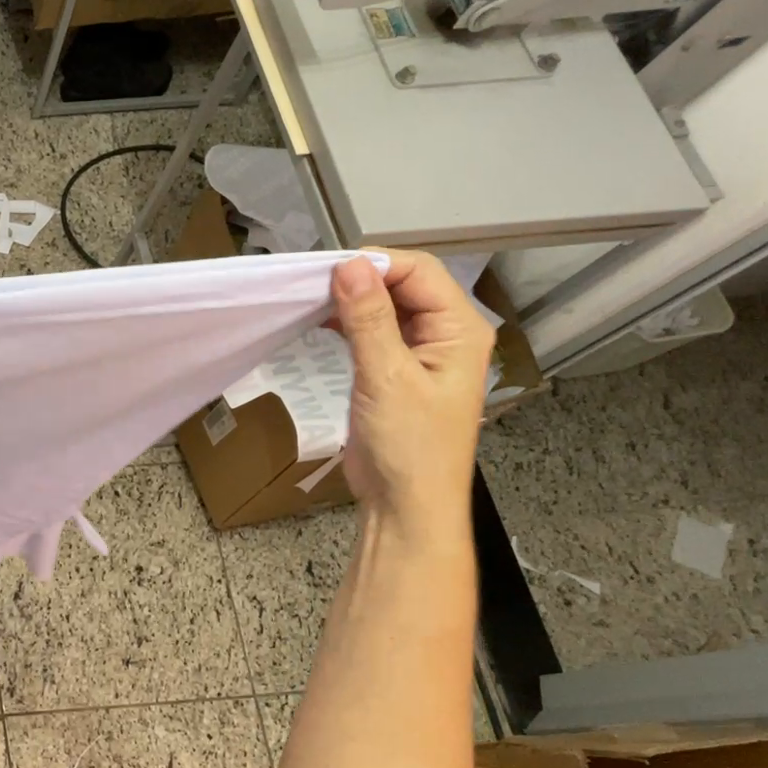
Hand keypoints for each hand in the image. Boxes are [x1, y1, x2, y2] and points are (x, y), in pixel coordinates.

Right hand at [332, 250, 495, 536]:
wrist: (406, 502)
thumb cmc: (408, 446)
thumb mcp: (386, 378)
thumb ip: (368, 320)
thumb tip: (349, 267)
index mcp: (459, 330)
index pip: (419, 272)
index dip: (374, 264)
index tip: (324, 273)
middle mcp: (444, 335)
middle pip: (403, 286)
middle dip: (359, 280)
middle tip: (309, 287)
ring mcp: (418, 355)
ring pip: (385, 310)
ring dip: (350, 303)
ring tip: (308, 302)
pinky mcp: (392, 375)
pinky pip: (372, 335)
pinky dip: (346, 326)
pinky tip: (318, 325)